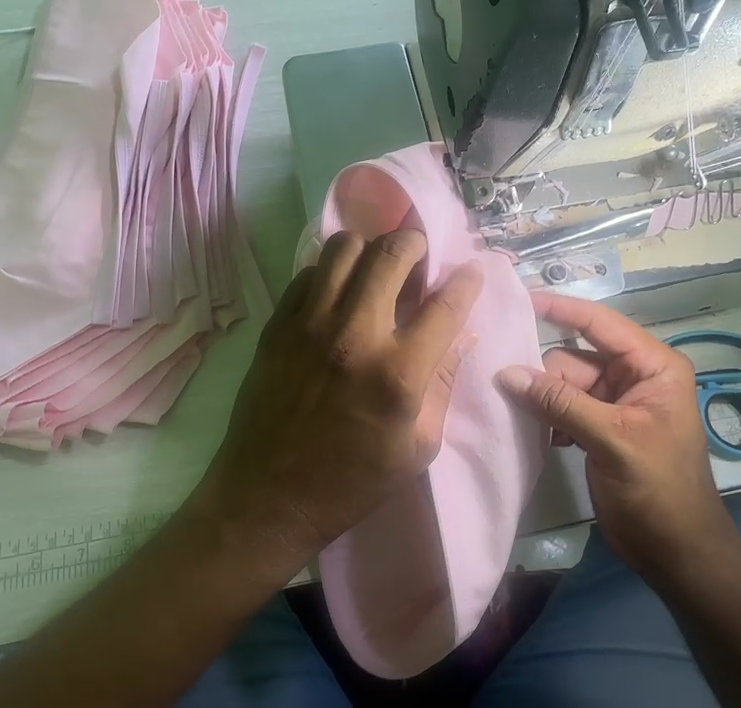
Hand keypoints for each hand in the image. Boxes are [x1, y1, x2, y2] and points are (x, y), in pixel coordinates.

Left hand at [199, 229, 482, 559]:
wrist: (268, 498)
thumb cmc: (352, 481)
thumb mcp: (418, 446)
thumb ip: (443, 382)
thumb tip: (462, 334)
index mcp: (398, 373)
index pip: (445, 304)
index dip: (466, 280)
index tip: (471, 269)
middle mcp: (355, 335)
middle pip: (391, 253)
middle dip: (415, 242)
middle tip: (420, 256)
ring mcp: (310, 325)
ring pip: (343, 247)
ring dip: (369, 248)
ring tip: (376, 267)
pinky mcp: (278, 325)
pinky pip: (308, 273)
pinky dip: (330, 271)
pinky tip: (338, 292)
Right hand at [496, 292, 729, 583]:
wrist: (676, 554)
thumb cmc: (659, 491)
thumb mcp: (612, 440)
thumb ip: (560, 404)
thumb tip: (507, 373)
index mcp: (653, 366)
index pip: (600, 323)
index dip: (560, 308)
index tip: (518, 296)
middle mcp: (634, 376)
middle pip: (574, 356)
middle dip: (543, 369)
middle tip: (501, 379)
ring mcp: (615, 403)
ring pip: (563, 383)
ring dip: (540, 396)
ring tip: (511, 409)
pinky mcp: (599, 428)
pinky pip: (562, 407)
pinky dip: (545, 416)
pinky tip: (529, 431)